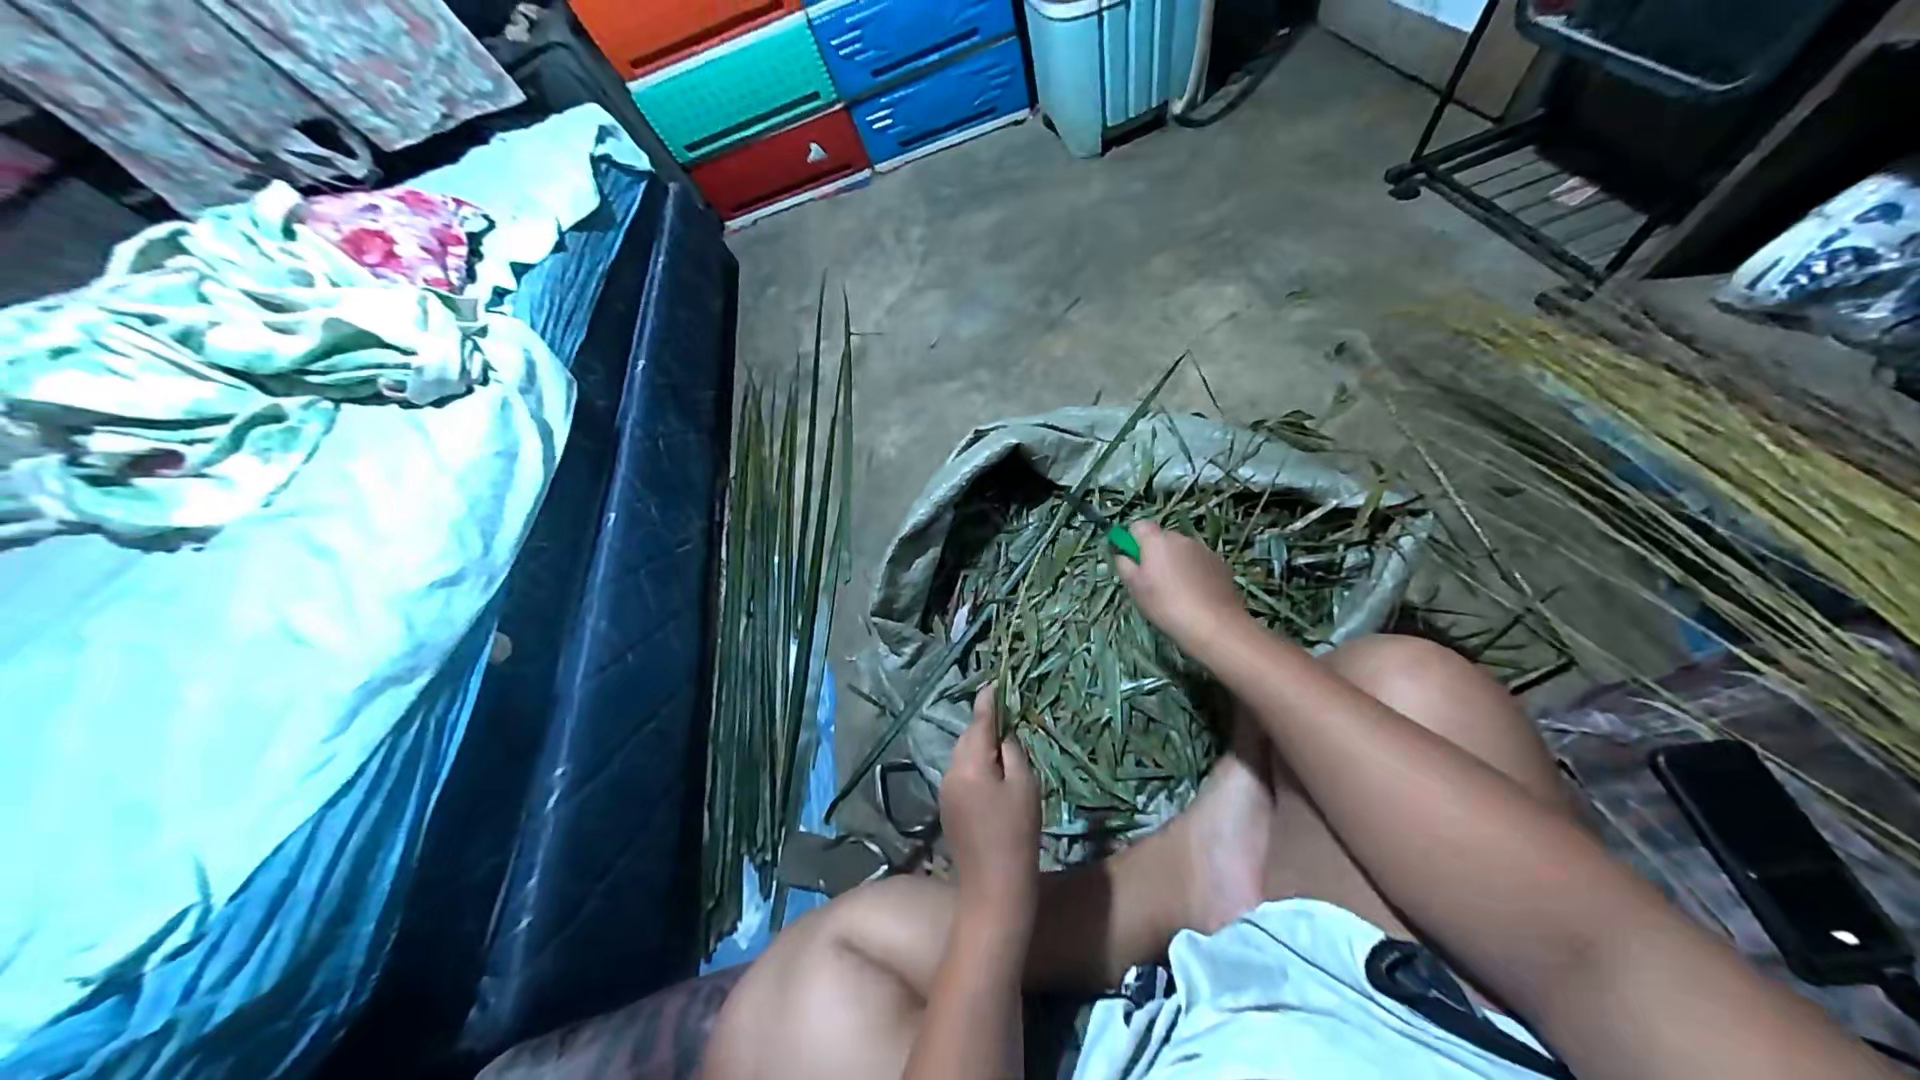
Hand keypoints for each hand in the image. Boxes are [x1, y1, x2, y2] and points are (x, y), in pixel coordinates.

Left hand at [941, 686, 1040, 928]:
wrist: (994, 885)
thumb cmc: (1017, 832)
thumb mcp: (1024, 784)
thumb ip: (1012, 752)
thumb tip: (1003, 734)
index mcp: (969, 764)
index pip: (978, 721)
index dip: (988, 701)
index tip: (995, 683)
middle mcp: (950, 772)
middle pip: (967, 738)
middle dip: (985, 726)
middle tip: (1008, 718)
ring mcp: (945, 791)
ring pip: (963, 756)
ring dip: (980, 747)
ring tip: (1004, 748)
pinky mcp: (947, 808)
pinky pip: (961, 774)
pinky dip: (975, 767)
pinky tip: (992, 776)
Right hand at [1114, 521, 1249, 649]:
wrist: (1214, 623)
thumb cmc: (1166, 604)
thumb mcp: (1135, 587)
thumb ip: (1124, 565)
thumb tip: (1122, 555)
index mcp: (1157, 541)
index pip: (1139, 526)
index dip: (1133, 541)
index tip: (1134, 561)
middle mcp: (1181, 539)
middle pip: (1162, 538)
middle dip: (1156, 553)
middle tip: (1153, 581)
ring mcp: (1204, 550)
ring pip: (1182, 551)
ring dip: (1176, 563)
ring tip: (1177, 591)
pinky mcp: (1221, 564)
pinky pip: (1199, 562)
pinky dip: (1194, 572)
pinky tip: (1195, 594)